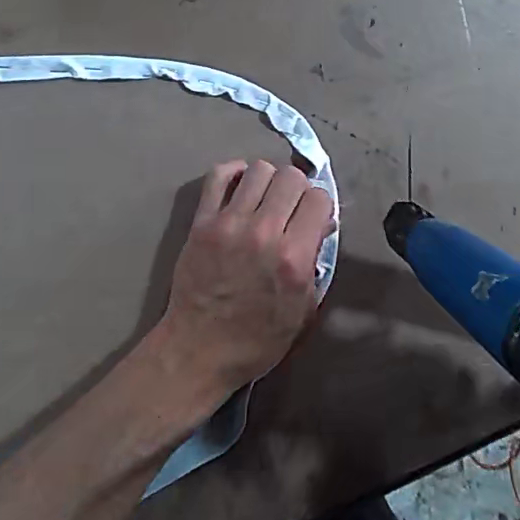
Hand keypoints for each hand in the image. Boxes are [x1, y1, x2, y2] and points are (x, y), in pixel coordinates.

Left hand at [150, 160, 334, 393]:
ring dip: (268, 181)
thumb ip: (316, 260)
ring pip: (259, 169)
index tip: (313, 219)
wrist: (199, 351)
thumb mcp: (304, 307)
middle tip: (290, 209)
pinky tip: (240, 188)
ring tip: (264, 200)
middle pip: (291, 176)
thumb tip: (321, 222)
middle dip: (297, 189)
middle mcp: (263, 233)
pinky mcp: (202, 222)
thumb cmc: (258, 338)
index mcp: (293, 257)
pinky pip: (219, 175)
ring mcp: (229, 224)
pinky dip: (234, 173)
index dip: (319, 206)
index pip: (319, 198)